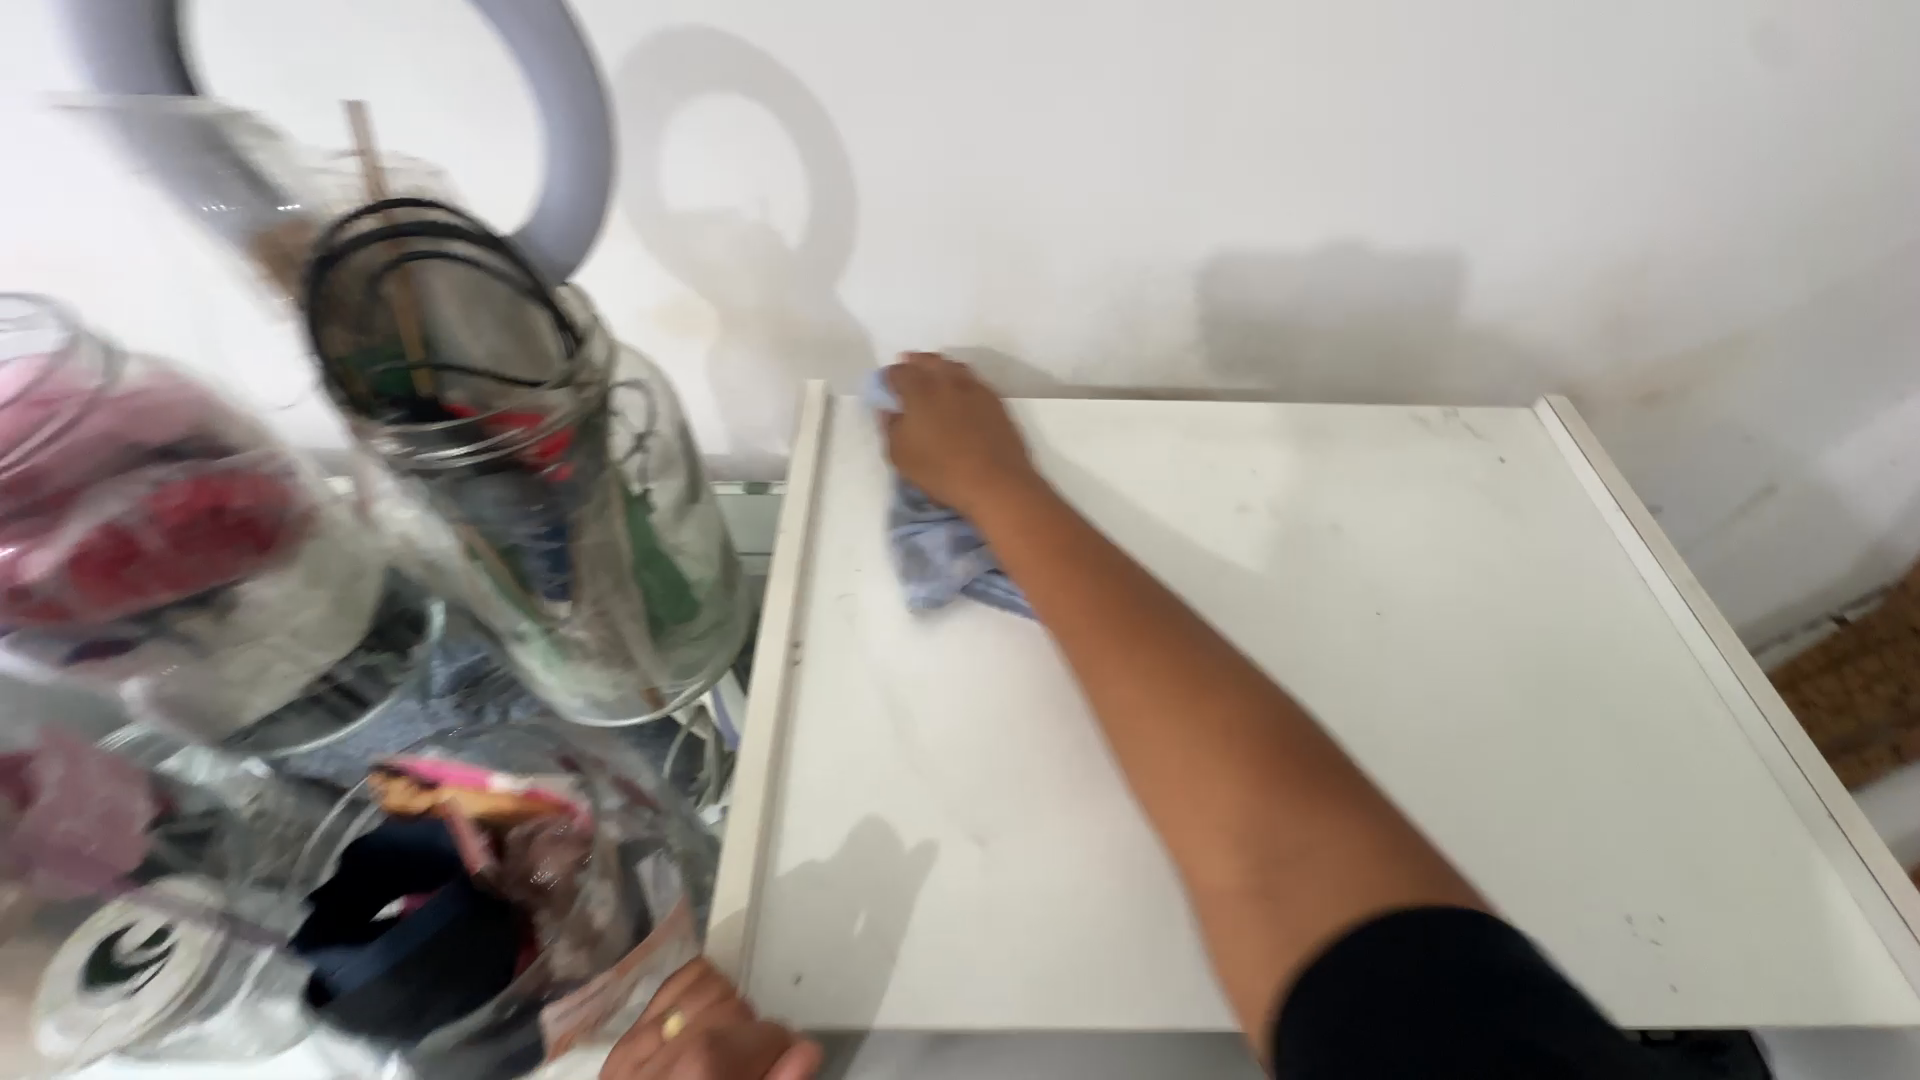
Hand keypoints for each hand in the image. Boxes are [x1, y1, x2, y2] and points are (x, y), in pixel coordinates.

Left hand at [600, 959, 821, 1079]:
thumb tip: (807, 1050)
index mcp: (700, 1074)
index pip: (757, 1034)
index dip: (777, 1049)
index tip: (783, 1067)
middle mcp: (661, 1058)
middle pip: (732, 1008)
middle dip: (751, 1034)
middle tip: (750, 1070)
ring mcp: (634, 1050)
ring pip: (702, 989)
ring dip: (724, 1012)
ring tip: (724, 1053)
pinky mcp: (622, 1048)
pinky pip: (672, 987)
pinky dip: (696, 991)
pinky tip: (703, 1023)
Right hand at [881, 352, 1045, 516]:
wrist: (996, 482)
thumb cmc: (941, 470)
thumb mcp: (901, 455)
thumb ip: (891, 427)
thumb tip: (890, 410)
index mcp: (920, 390)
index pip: (899, 373)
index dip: (888, 377)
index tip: (885, 385)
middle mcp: (948, 381)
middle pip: (928, 361)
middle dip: (915, 364)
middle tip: (908, 372)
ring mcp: (975, 388)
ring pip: (953, 367)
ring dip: (939, 369)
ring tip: (933, 379)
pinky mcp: (996, 401)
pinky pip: (973, 381)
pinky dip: (961, 382)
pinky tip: (959, 395)